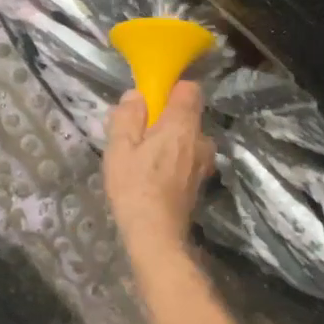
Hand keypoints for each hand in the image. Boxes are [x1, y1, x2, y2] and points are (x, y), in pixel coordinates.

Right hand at [102, 81, 214, 251]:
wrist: (155, 233)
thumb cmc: (134, 186)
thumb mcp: (119, 148)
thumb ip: (127, 117)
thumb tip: (136, 95)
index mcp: (182, 125)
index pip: (190, 89)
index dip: (171, 89)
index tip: (150, 100)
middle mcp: (200, 140)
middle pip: (188, 116)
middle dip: (167, 119)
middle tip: (139, 134)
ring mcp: (204, 163)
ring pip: (189, 139)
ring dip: (171, 142)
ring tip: (146, 158)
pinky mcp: (199, 182)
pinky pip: (188, 159)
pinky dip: (174, 160)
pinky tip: (154, 176)